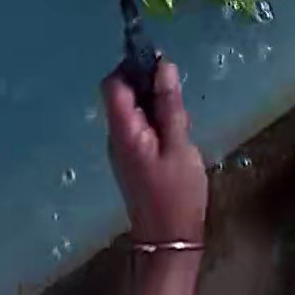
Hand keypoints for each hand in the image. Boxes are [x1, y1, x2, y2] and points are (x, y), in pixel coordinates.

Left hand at [101, 60, 207, 247]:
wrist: (169, 237)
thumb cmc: (176, 190)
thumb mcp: (179, 142)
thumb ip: (170, 103)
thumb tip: (164, 65)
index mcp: (124, 132)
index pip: (113, 86)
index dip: (131, 64)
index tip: (159, 58)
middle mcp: (117, 135)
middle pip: (122, 92)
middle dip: (148, 79)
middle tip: (176, 87)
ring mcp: (125, 145)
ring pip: (134, 104)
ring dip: (156, 96)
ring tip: (181, 111)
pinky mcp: (135, 152)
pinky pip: (141, 119)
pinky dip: (158, 112)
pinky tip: (177, 124)